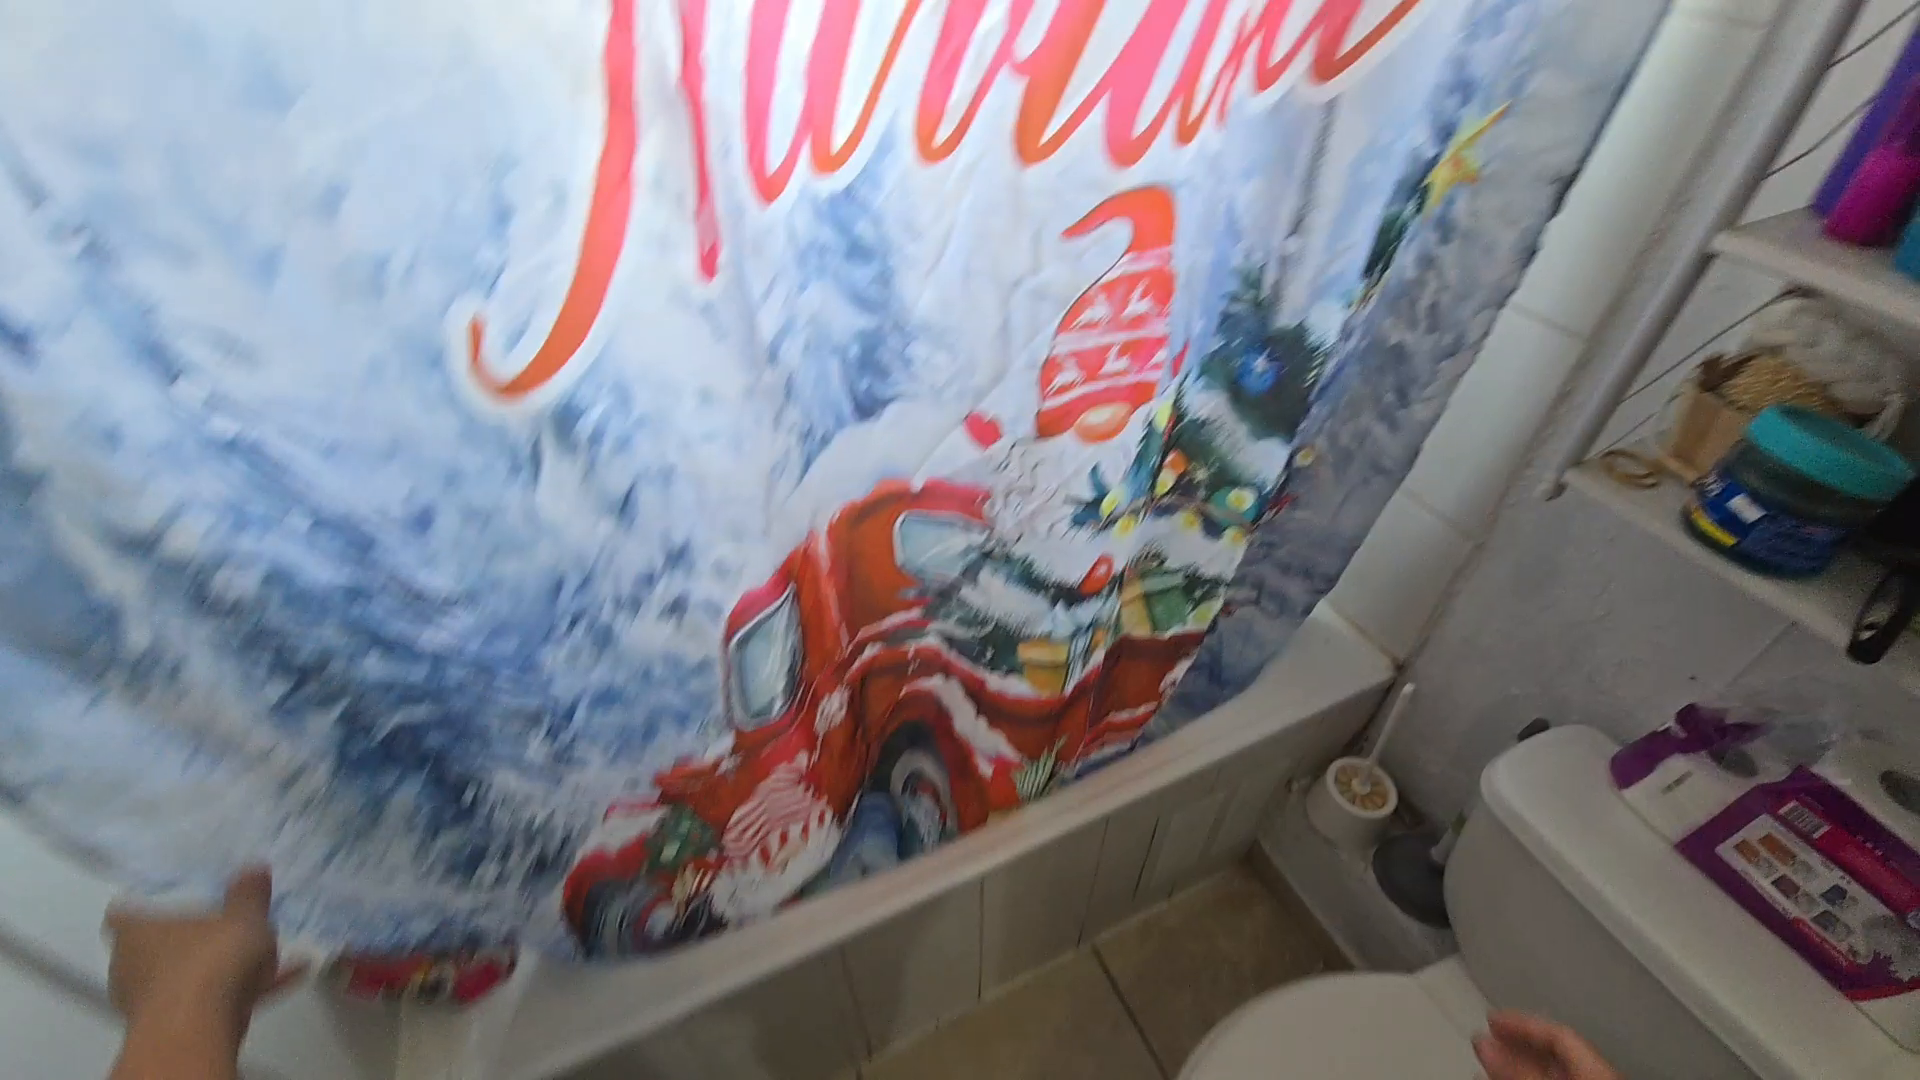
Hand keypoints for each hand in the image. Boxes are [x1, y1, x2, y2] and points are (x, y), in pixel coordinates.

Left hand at [105, 867, 305, 1038]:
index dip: (150, 899)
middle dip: (195, 932)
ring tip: (272, 947)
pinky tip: (291, 972)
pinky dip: (245, 982)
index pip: (127, 909)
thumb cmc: (211, 960)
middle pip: (161, 941)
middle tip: (233, 917)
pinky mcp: (173, 1019)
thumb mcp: (245, 916)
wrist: (198, 1028)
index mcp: (138, 932)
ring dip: (224, 959)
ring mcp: (150, 995)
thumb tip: (252, 867)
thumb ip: (249, 893)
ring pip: (189, 968)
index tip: (178, 891)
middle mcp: (132, 963)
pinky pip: (212, 992)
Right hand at [1472, 1010, 1621, 1079]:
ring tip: (1485, 1073)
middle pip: (1557, 1061)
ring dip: (1516, 1075)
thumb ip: (1522, 1073)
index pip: (1562, 1037)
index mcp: (1602, 1076)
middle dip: (1516, 1050)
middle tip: (1485, 1044)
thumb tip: (1483, 1042)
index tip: (1490, 1020)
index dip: (1523, 1024)